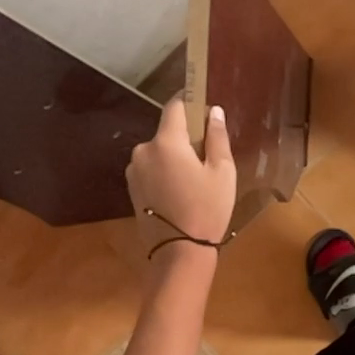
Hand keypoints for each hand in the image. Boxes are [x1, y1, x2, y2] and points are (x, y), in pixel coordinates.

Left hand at [127, 97, 235, 257]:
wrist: (179, 252)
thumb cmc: (207, 209)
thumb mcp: (222, 172)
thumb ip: (217, 137)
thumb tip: (213, 111)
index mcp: (166, 142)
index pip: (175, 106)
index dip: (190, 102)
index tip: (204, 107)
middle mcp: (143, 150)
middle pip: (167, 131)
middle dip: (186, 136)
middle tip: (208, 155)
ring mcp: (134, 170)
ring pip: (159, 151)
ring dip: (174, 156)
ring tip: (194, 177)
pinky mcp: (132, 188)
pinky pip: (151, 168)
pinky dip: (165, 171)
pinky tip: (180, 190)